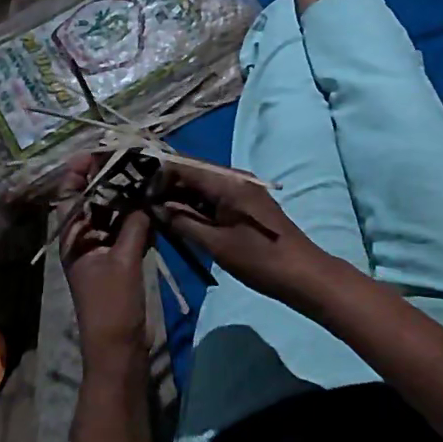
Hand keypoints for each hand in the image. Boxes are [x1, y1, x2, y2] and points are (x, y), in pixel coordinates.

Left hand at [59, 156, 152, 370]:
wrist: (119, 350)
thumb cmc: (112, 305)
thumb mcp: (124, 261)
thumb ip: (134, 225)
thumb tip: (144, 197)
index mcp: (73, 238)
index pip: (71, 195)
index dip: (80, 172)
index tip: (97, 151)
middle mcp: (84, 240)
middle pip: (93, 201)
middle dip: (111, 181)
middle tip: (132, 160)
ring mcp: (101, 251)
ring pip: (112, 215)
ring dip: (127, 199)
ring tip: (146, 177)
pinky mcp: (118, 262)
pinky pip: (126, 232)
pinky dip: (137, 220)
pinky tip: (153, 208)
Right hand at [149, 163, 333, 307]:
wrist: (304, 275)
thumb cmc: (259, 260)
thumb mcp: (214, 243)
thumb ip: (181, 221)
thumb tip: (153, 207)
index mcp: (227, 181)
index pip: (182, 166)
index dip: (157, 177)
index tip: (138, 194)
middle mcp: (233, 177)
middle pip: (191, 172)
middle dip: (166, 186)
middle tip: (143, 205)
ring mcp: (241, 188)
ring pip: (200, 185)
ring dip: (179, 196)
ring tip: (156, 213)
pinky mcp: (244, 202)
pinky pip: (212, 195)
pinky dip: (195, 204)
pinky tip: (180, 219)